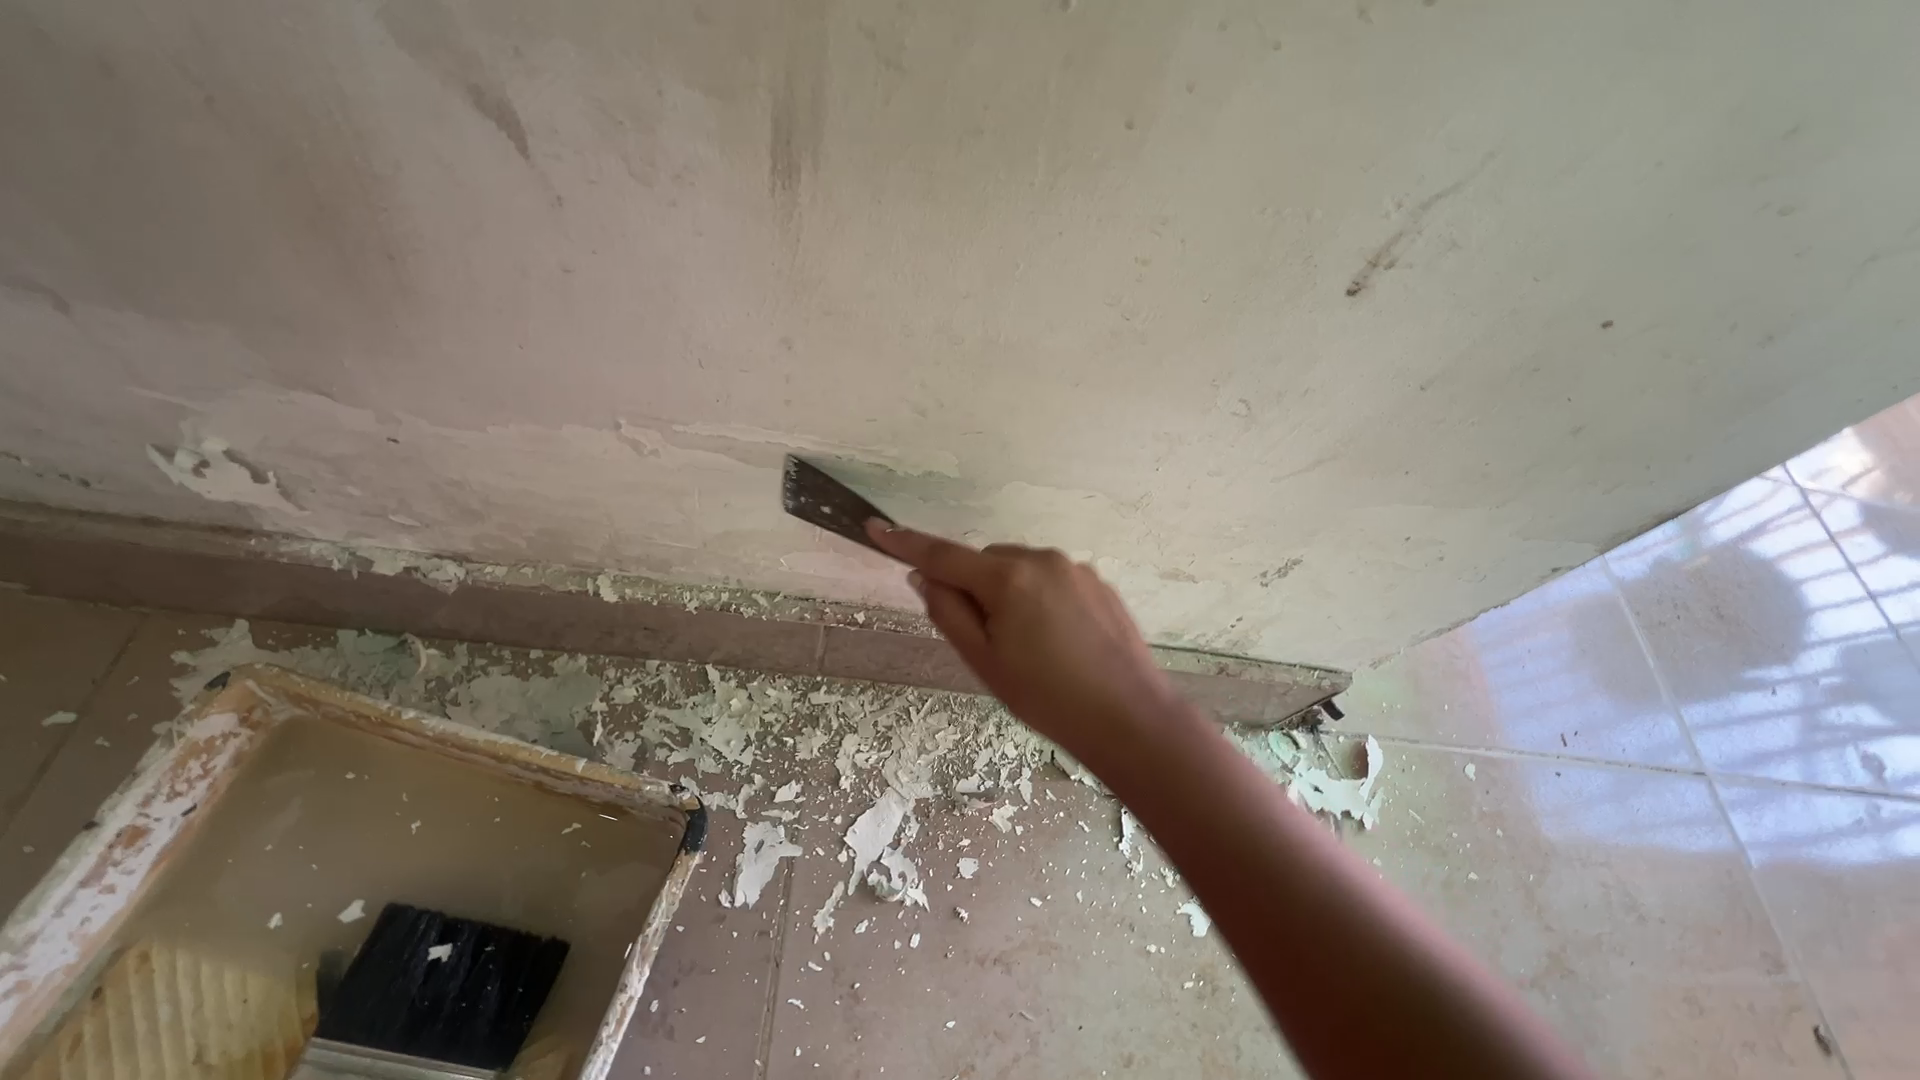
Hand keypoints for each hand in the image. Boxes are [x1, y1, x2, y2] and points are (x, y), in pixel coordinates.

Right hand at [865, 520, 1188, 761]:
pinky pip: (1053, 581)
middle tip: (988, 641)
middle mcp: (1042, 560)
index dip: (905, 543)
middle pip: (987, 562)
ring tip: (1033, 649)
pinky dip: (1042, 601)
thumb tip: (924, 577)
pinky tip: (1061, 643)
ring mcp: (1076, 569)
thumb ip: (948, 612)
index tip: (876, 528)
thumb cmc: (1047, 698)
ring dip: (1011, 594)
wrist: (1130, 718)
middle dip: (976, 587)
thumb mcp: (983, 662)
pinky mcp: (1100, 583)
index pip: (943, 555)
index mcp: (1007, 578)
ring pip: (1021, 570)